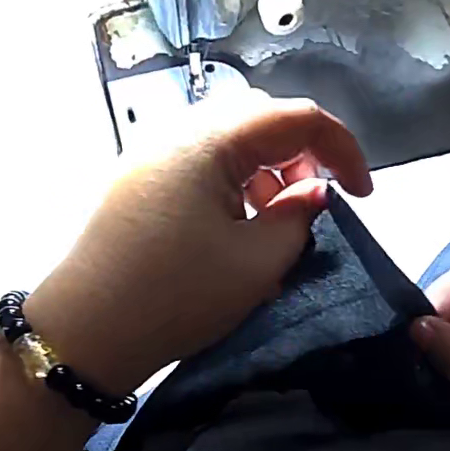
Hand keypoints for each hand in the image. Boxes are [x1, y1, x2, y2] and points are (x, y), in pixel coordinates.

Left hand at [23, 96, 371, 393]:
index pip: (297, 117)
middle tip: (316, 204)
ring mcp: (152, 155)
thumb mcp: (256, 263)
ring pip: (229, 144)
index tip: (362, 195)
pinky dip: (234, 188)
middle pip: (260, 121)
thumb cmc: (177, 296)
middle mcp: (177, 131)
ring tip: (276, 224)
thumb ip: (300, 217)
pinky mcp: (138, 182)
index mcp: (210, 140)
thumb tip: (314, 191)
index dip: (343, 150)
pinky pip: (201, 167)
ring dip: (267, 174)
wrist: (87, 332)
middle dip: (303, 156)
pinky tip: (236, 230)